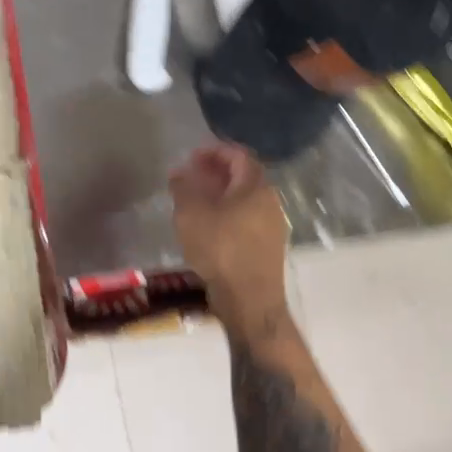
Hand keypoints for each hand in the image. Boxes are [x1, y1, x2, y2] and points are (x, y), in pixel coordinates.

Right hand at [168, 142, 290, 335]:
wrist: (248, 300)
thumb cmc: (219, 249)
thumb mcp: (191, 214)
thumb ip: (184, 187)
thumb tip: (180, 172)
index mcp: (255, 188)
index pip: (239, 155)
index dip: (215, 151)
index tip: (192, 155)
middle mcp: (269, 201)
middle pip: (244, 176)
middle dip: (216, 171)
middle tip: (191, 174)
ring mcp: (272, 225)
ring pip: (245, 198)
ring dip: (221, 193)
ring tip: (194, 200)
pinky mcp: (267, 246)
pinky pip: (246, 217)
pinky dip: (227, 212)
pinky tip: (207, 224)